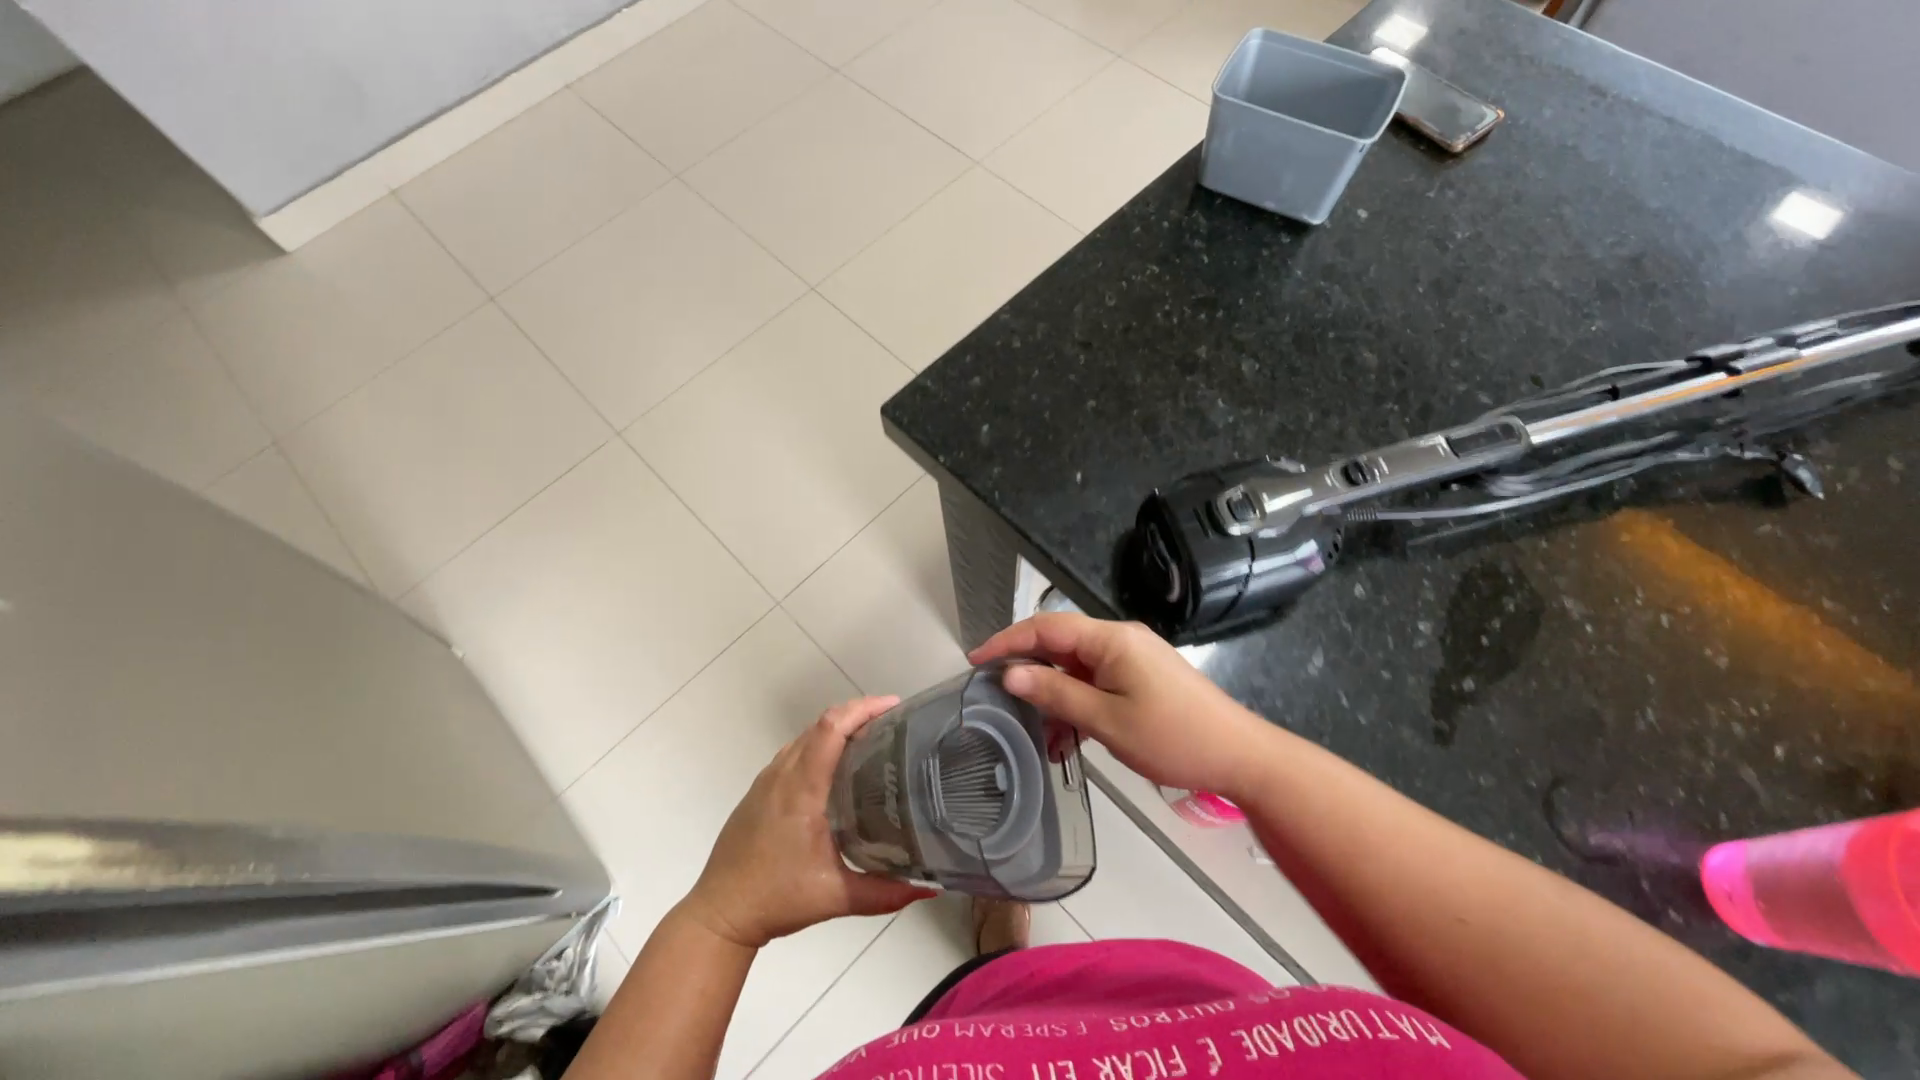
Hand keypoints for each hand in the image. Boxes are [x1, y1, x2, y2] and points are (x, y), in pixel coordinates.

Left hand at [683, 696, 935, 948]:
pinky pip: (792, 754)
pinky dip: (818, 746)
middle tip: (893, 722)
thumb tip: (928, 889)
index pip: (829, 730)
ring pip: (803, 738)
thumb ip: (884, 893)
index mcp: (800, 790)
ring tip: (871, 738)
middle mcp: (781, 776)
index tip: (893, 706)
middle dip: (856, 713)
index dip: (861, 709)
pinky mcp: (758, 793)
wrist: (720, 913)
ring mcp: (766, 782)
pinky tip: (836, 767)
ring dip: (835, 729)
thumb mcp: (836, 898)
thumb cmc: (777, 899)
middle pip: (819, 725)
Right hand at [970, 613, 1278, 799]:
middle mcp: (1121, 641)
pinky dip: (1076, 706)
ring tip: (1032, 731)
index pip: (1047, 627)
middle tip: (995, 697)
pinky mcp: (1141, 681)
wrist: (1240, 757)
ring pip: (1076, 669)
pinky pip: (1096, 684)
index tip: (975, 661)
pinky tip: (1064, 740)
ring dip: (1052, 696)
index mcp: (1112, 640)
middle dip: (1027, 669)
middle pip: (1060, 644)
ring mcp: (1133, 661)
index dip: (1008, 641)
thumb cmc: (1174, 737)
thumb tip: (1011, 675)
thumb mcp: (1107, 721)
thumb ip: (1056, 695)